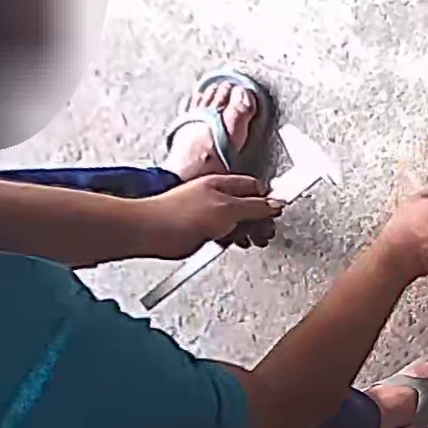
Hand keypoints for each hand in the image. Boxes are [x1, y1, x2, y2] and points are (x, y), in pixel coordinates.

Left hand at [141, 174, 281, 258]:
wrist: (152, 232)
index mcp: (223, 184)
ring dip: (250, 231)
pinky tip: (235, 242)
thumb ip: (256, 206)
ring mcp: (211, 213)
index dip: (268, 201)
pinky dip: (235, 239)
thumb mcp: (229, 208)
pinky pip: (227, 233)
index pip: (256, 188)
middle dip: (261, 220)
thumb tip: (275, 204)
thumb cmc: (181, 215)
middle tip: (265, 231)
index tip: (274, 214)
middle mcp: (217, 197)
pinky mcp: (204, 230)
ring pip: (240, 221)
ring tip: (254, 240)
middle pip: (250, 206)